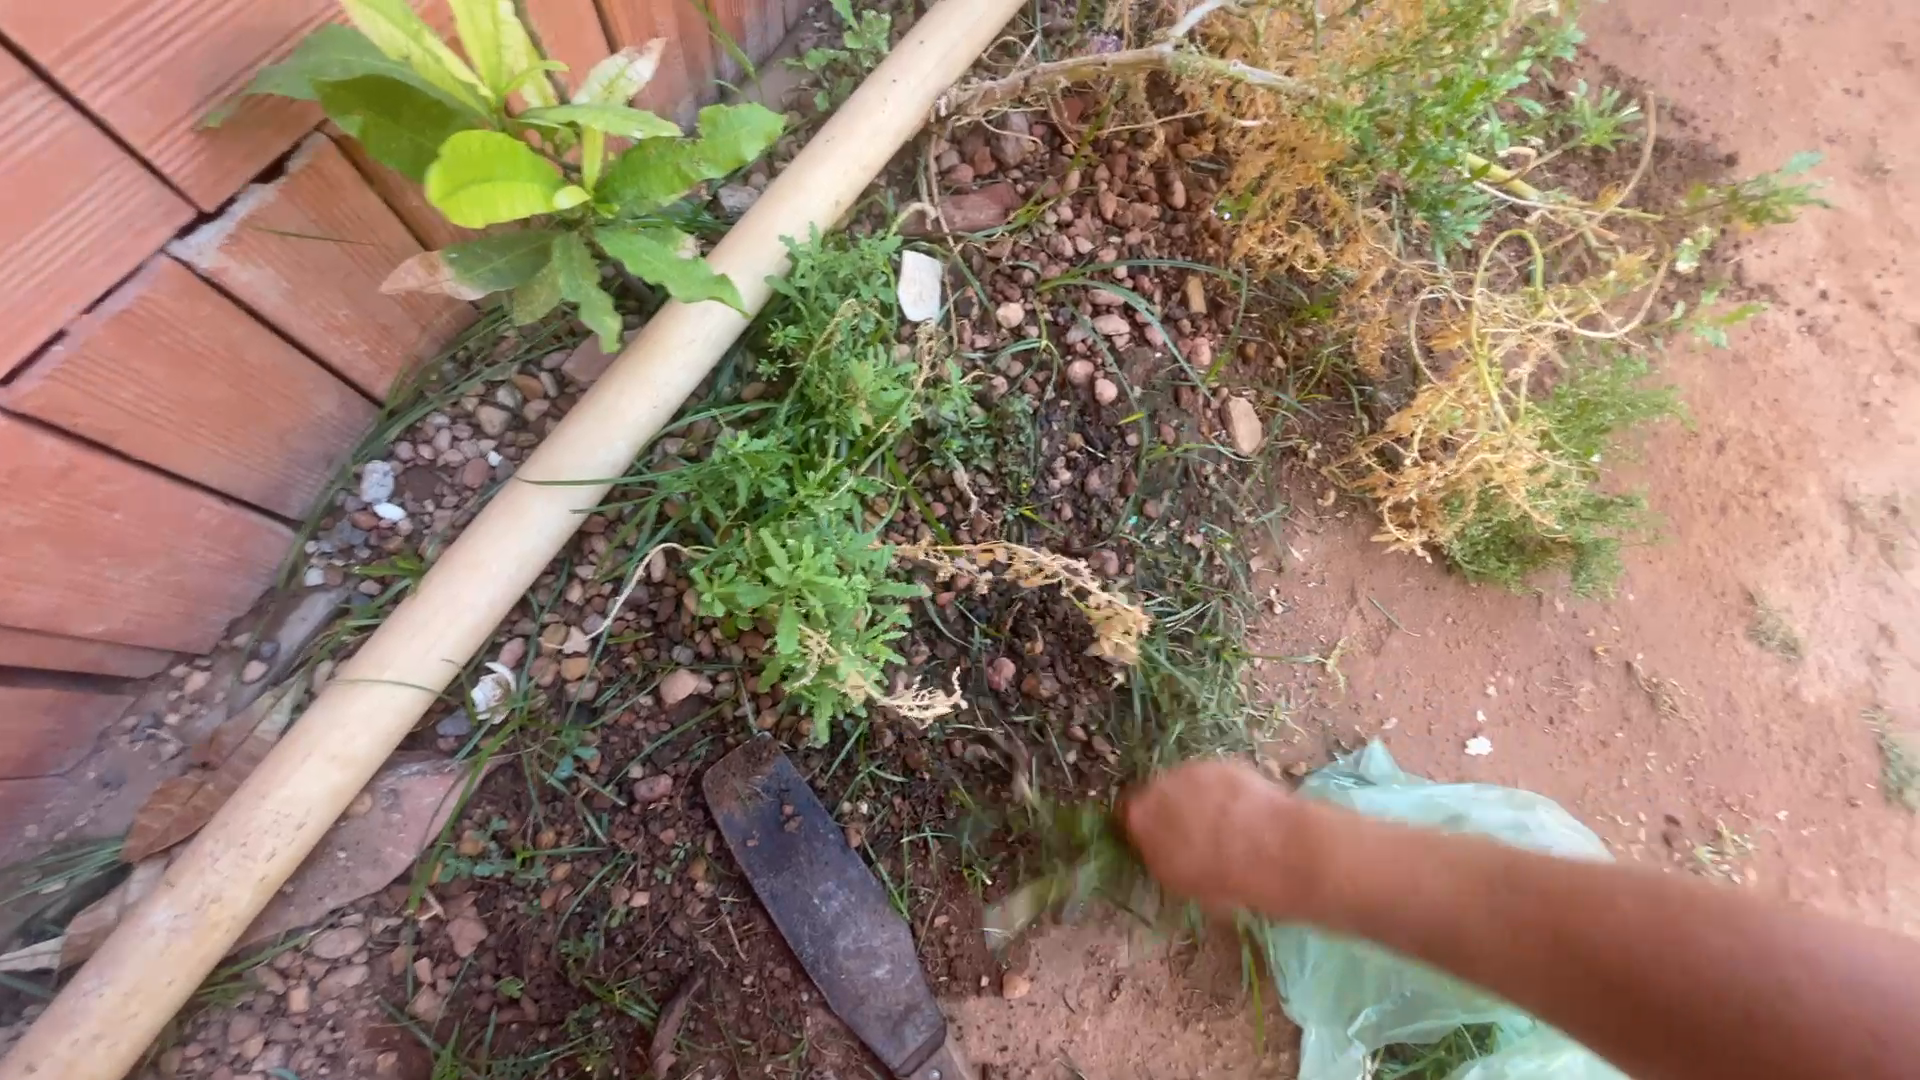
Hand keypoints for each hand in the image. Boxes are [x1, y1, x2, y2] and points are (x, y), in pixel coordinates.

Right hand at [1122, 758, 1316, 916]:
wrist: (1271, 849)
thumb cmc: (1221, 878)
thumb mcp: (1178, 882)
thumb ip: (1160, 859)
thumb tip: (1162, 853)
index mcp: (1140, 817)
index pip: (1128, 815)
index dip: (1145, 827)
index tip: (1159, 839)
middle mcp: (1158, 785)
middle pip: (1157, 793)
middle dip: (1170, 808)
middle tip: (1194, 832)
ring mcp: (1191, 769)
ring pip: (1187, 783)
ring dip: (1197, 797)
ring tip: (1224, 823)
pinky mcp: (1222, 763)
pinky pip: (1216, 778)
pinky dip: (1225, 791)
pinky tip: (1245, 811)